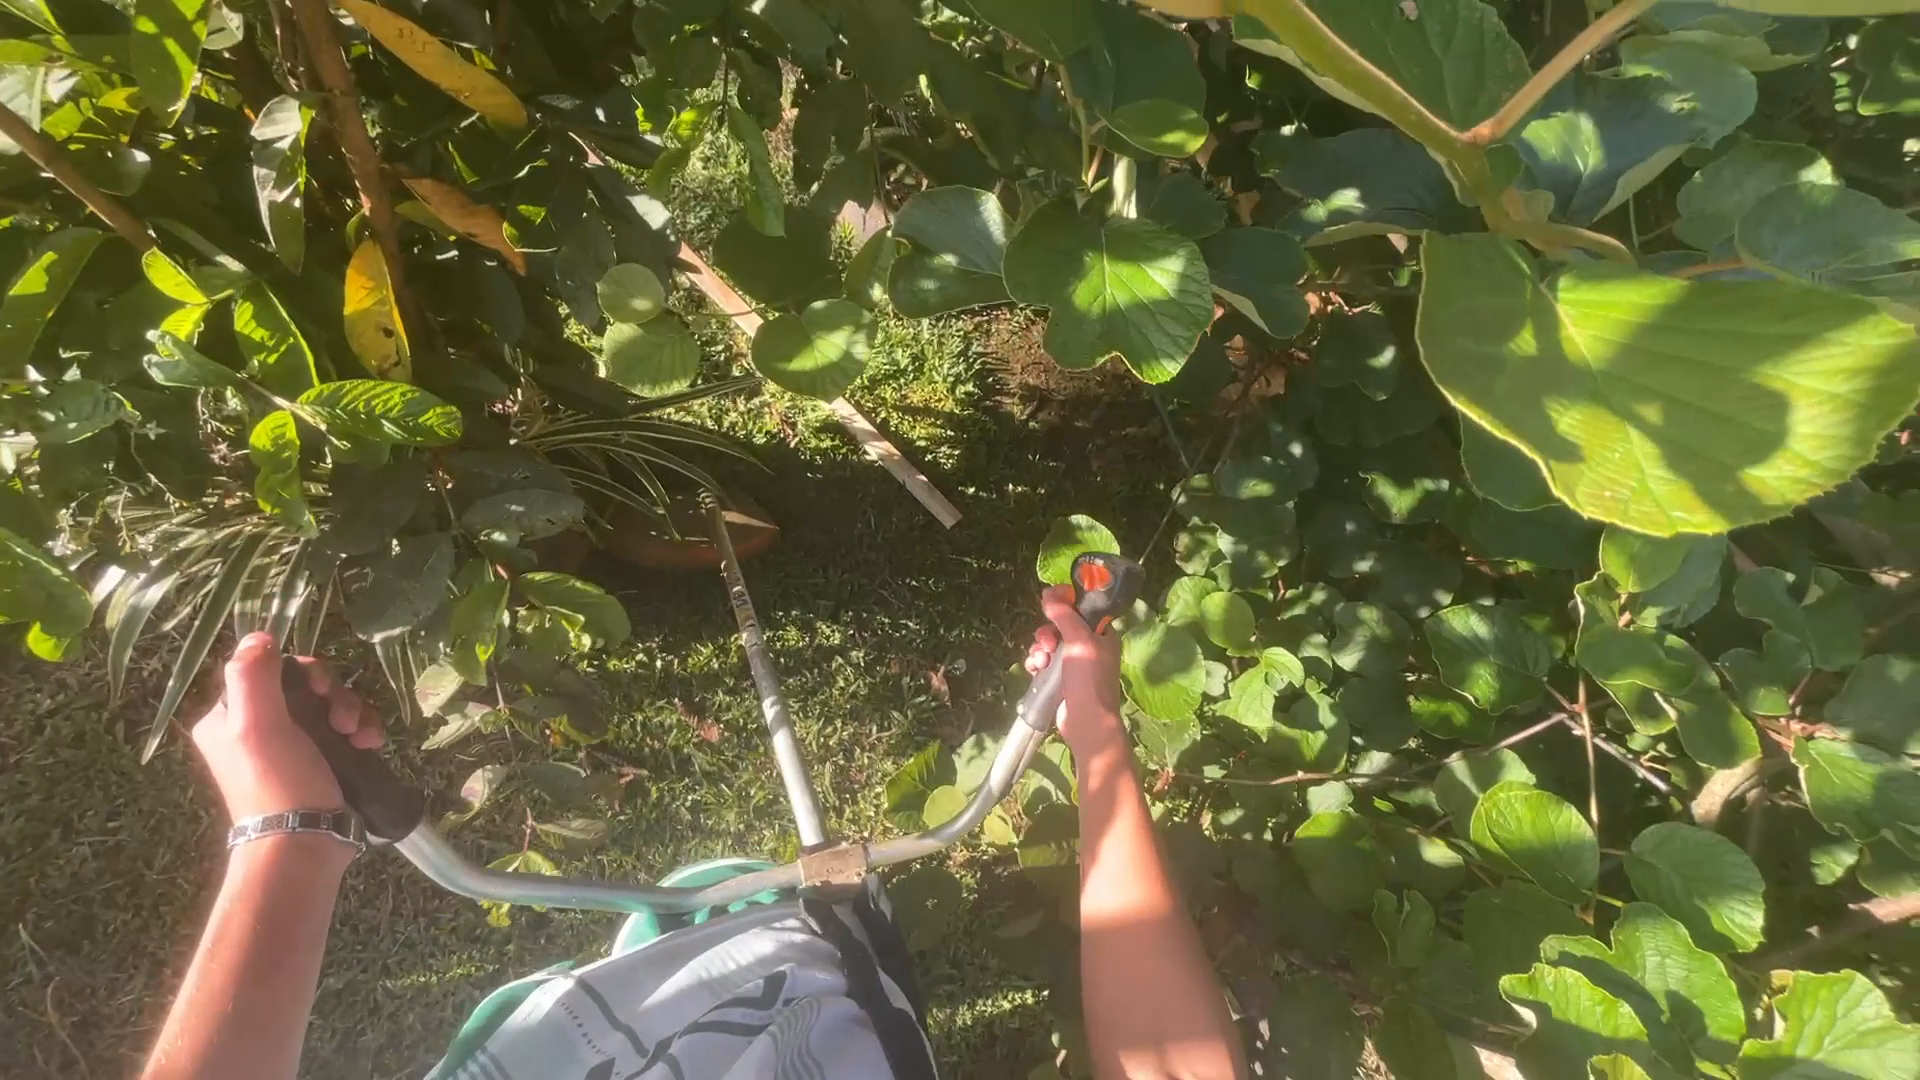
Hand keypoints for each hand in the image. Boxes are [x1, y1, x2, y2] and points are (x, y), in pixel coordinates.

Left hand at [190, 632, 383, 822]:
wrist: (305, 837)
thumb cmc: (277, 779)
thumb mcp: (257, 725)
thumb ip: (253, 677)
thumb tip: (259, 635)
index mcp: (228, 718)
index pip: (271, 670)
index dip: (305, 672)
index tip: (322, 689)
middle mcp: (256, 728)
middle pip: (306, 687)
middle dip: (336, 697)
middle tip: (345, 719)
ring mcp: (291, 745)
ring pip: (331, 706)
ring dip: (356, 714)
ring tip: (362, 737)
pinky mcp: (321, 759)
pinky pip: (346, 728)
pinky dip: (363, 731)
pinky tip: (371, 744)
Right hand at [1024, 584, 1124, 752]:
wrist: (1086, 720)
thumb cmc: (1089, 678)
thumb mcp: (1079, 640)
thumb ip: (1064, 615)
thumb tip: (1049, 594)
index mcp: (1103, 634)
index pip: (1082, 608)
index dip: (1065, 603)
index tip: (1049, 601)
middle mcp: (1090, 646)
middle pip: (1060, 626)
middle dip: (1048, 633)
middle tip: (1047, 644)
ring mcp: (1075, 663)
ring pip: (1049, 644)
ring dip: (1039, 649)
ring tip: (1040, 662)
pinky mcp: (1061, 678)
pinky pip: (1044, 661)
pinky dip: (1036, 663)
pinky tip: (1034, 669)